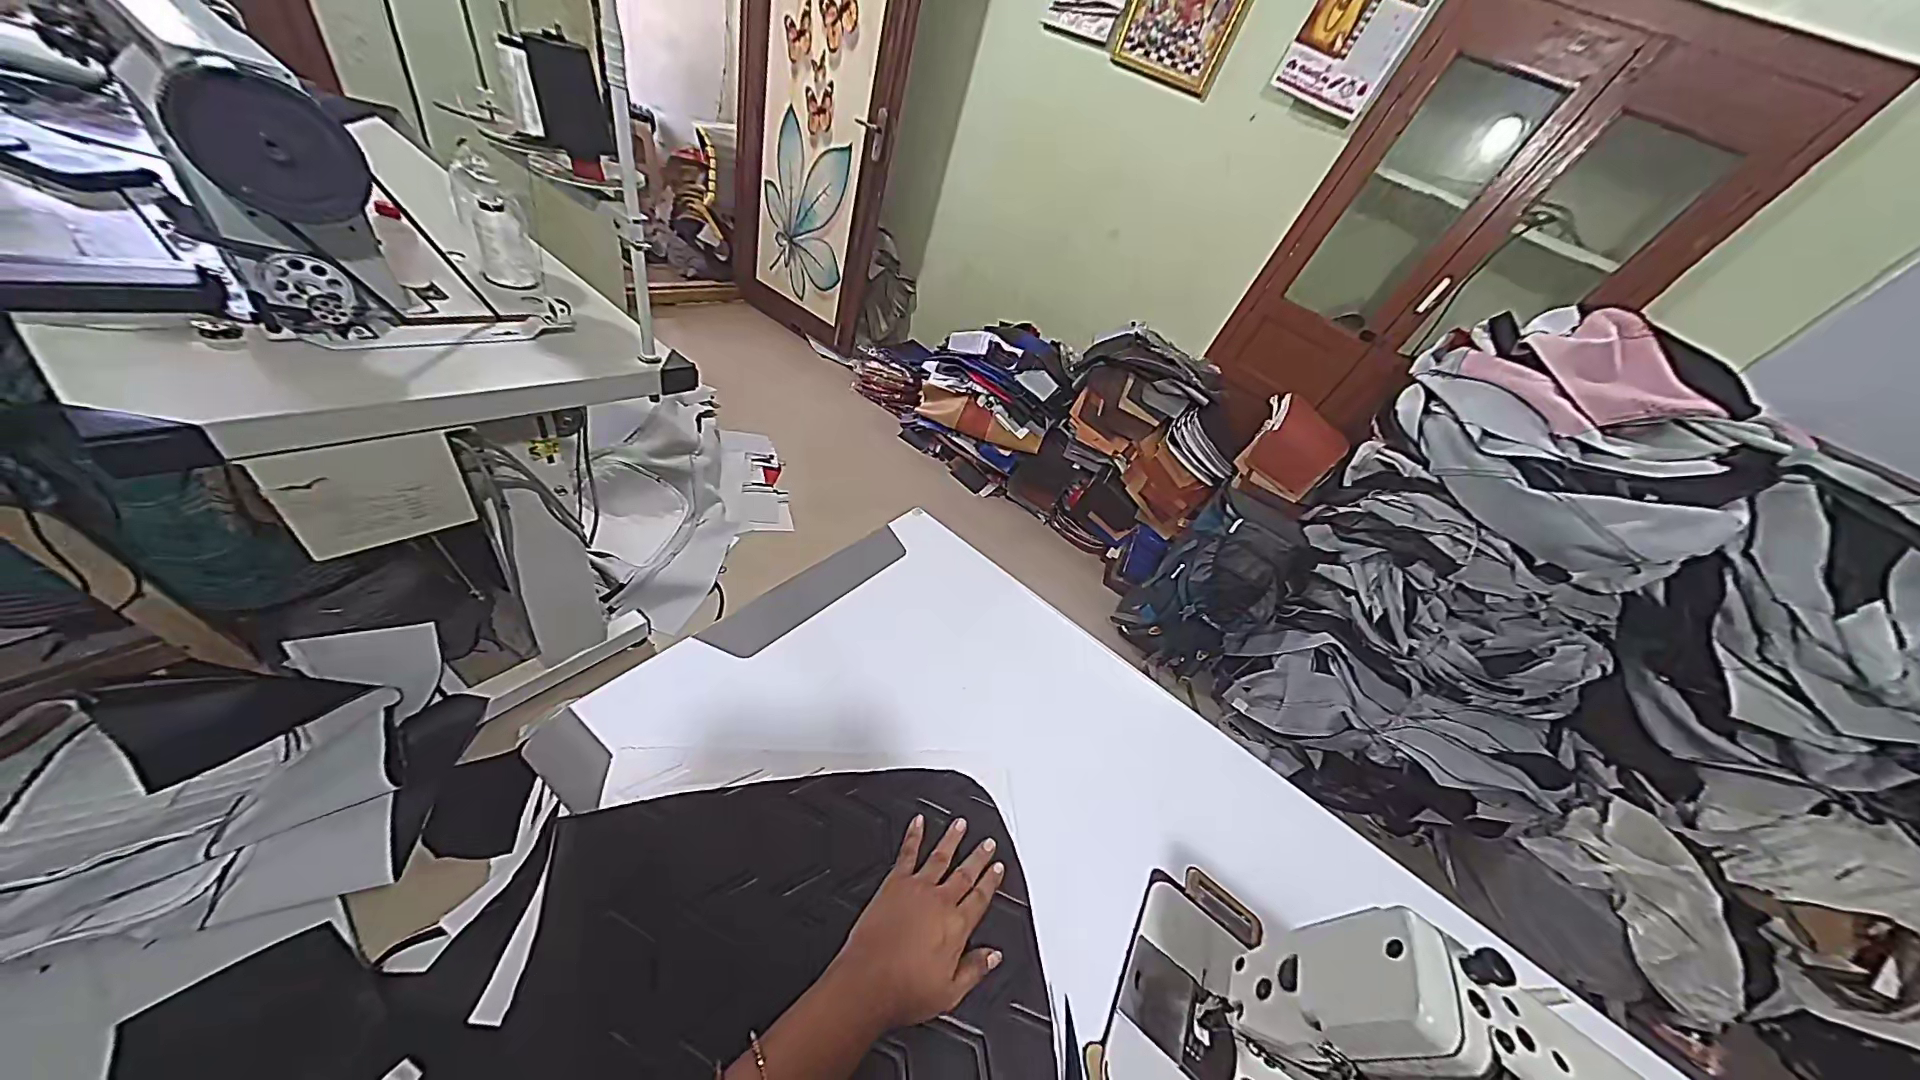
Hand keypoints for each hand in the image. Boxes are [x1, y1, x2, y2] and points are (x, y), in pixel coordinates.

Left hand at [824, 815, 1006, 1031]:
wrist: (867, 983)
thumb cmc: (903, 990)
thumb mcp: (950, 992)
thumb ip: (975, 969)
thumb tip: (992, 956)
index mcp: (956, 927)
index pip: (980, 897)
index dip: (991, 881)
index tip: (997, 868)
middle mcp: (939, 902)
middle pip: (965, 873)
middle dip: (979, 857)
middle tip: (988, 843)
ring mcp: (916, 889)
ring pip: (940, 856)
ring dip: (952, 839)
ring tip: (961, 824)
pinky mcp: (894, 884)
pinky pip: (907, 853)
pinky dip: (913, 835)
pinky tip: (918, 822)